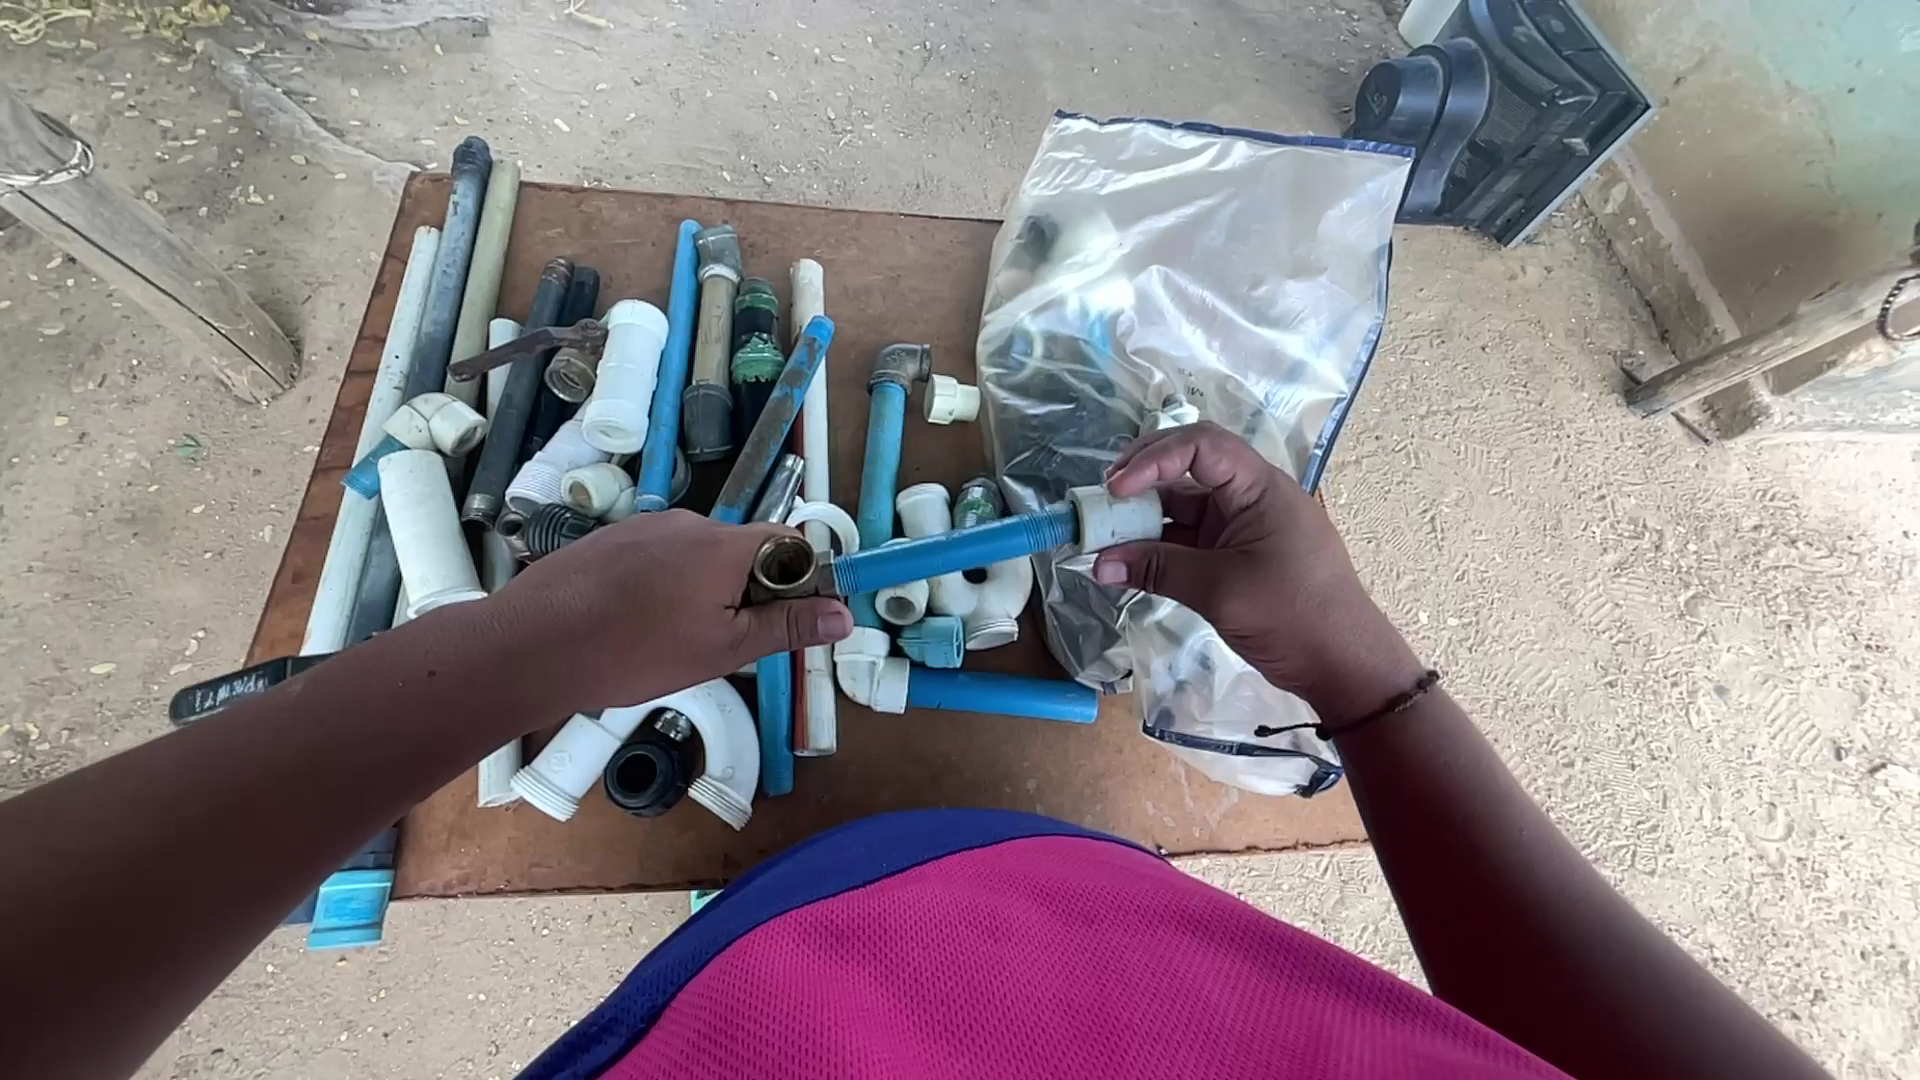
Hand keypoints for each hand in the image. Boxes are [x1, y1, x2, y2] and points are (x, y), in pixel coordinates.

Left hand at [488, 510, 851, 713]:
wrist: (528, 646)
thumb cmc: (637, 651)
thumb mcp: (724, 648)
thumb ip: (788, 626)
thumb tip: (846, 614)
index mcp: (725, 544)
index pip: (789, 541)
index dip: (799, 578)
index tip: (784, 618)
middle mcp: (689, 522)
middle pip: (744, 548)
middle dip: (748, 589)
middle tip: (726, 638)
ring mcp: (645, 526)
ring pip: (700, 554)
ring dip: (706, 587)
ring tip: (675, 636)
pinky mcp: (611, 539)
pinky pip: (660, 555)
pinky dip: (666, 583)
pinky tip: (638, 620)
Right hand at [1091, 423, 1422, 724]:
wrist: (1343, 667)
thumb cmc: (1294, 616)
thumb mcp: (1221, 590)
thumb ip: (1158, 570)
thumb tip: (1098, 565)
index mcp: (1260, 488)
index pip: (1201, 446)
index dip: (1153, 458)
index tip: (1116, 488)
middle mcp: (1248, 497)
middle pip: (1188, 467)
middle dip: (1142, 478)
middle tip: (1102, 498)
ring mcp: (1240, 526)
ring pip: (1182, 505)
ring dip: (1142, 517)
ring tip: (1103, 533)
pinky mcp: (1232, 554)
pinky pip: (1185, 537)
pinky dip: (1155, 546)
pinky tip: (1125, 559)